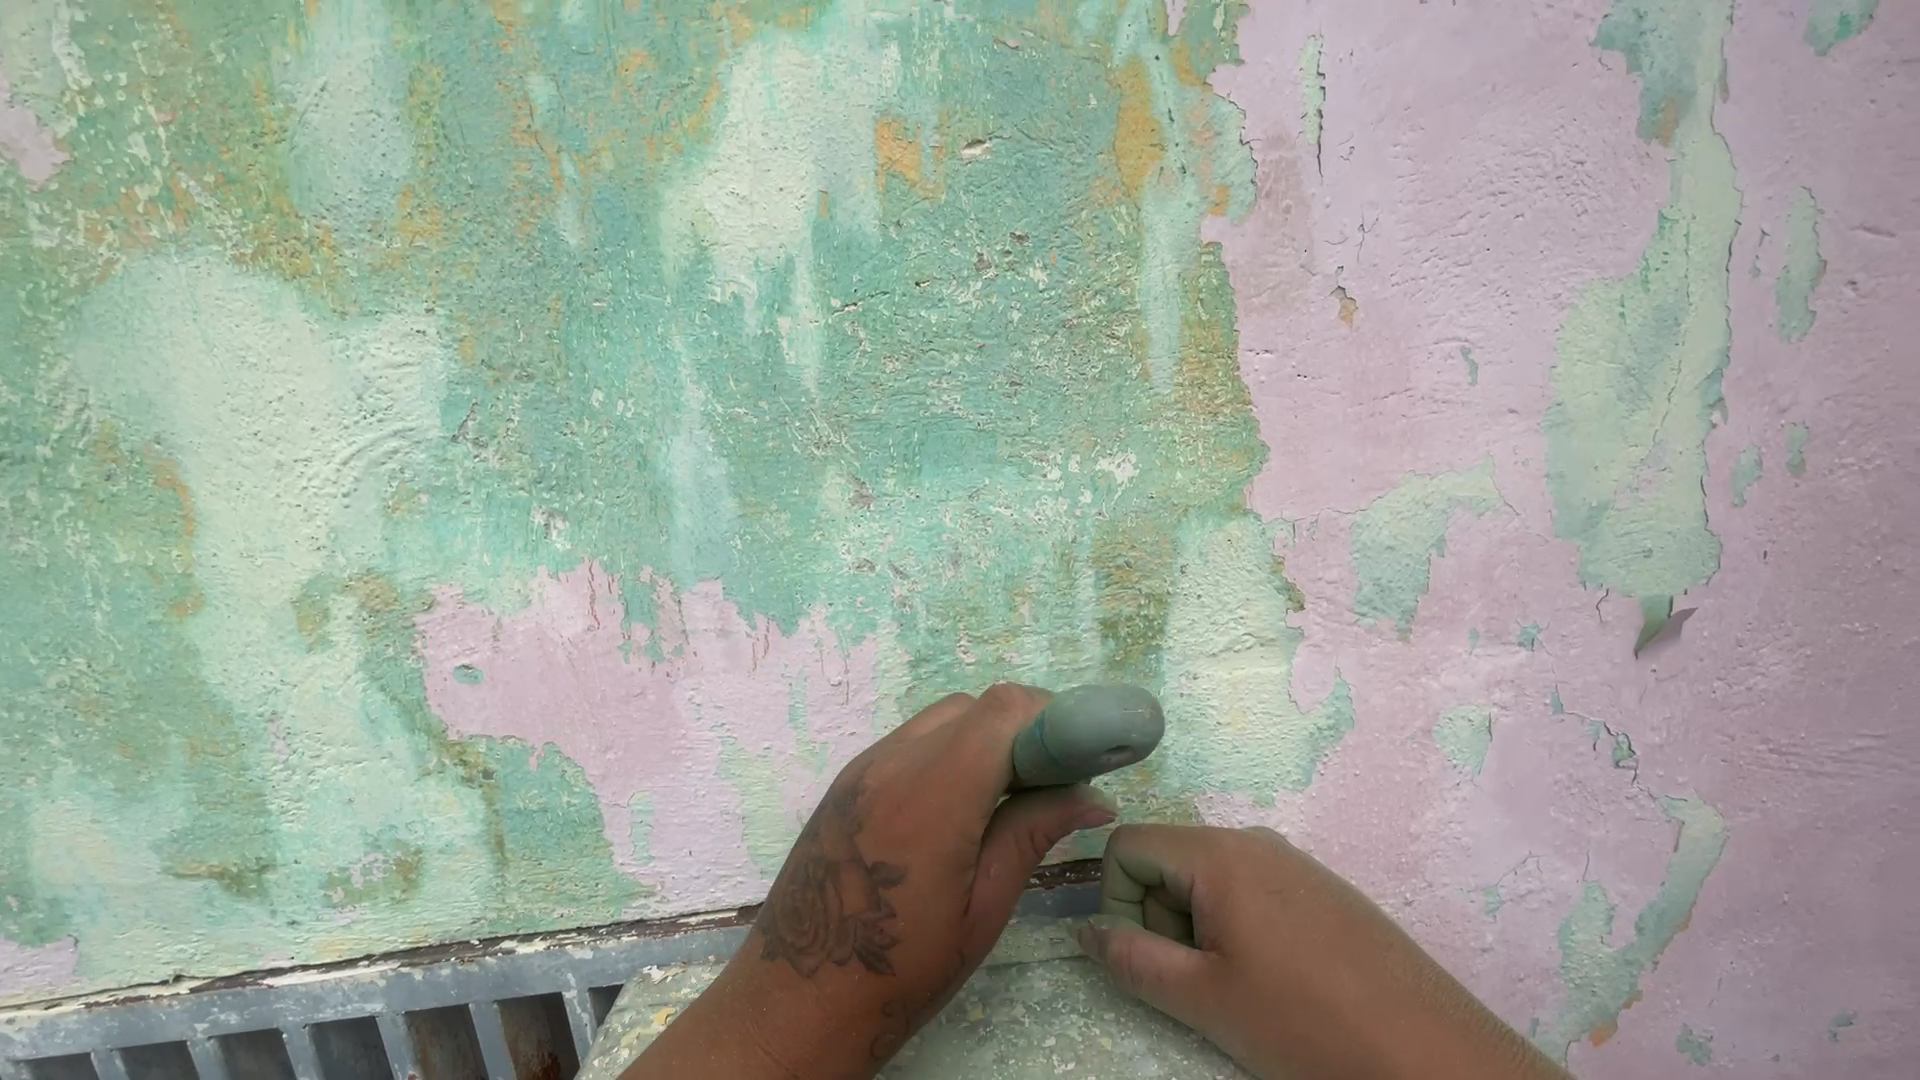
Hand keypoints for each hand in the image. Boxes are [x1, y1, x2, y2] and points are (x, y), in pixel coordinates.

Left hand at [626, 684, 1117, 1079]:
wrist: (796, 997)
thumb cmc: (901, 969)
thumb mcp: (983, 909)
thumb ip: (1032, 834)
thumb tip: (1093, 795)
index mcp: (935, 792)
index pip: (1004, 710)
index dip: (1052, 718)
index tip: (1081, 756)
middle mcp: (894, 761)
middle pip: (974, 706)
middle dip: (1022, 726)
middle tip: (1050, 779)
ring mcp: (864, 766)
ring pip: (940, 718)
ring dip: (983, 736)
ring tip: (1006, 792)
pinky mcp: (847, 780)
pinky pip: (910, 739)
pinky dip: (947, 750)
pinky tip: (958, 801)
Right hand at [1076, 825, 1569, 1079]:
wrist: (1440, 1060)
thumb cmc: (1309, 1026)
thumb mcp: (1206, 1000)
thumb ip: (1132, 960)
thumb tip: (1086, 930)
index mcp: (1218, 853)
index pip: (1128, 844)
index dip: (1116, 899)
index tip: (1148, 956)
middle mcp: (1253, 840)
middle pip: (1169, 860)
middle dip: (1160, 916)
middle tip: (1197, 982)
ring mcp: (1294, 861)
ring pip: (1209, 878)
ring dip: (1199, 927)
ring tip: (1240, 987)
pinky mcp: (1324, 889)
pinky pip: (1252, 889)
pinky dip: (1239, 928)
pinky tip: (1278, 981)